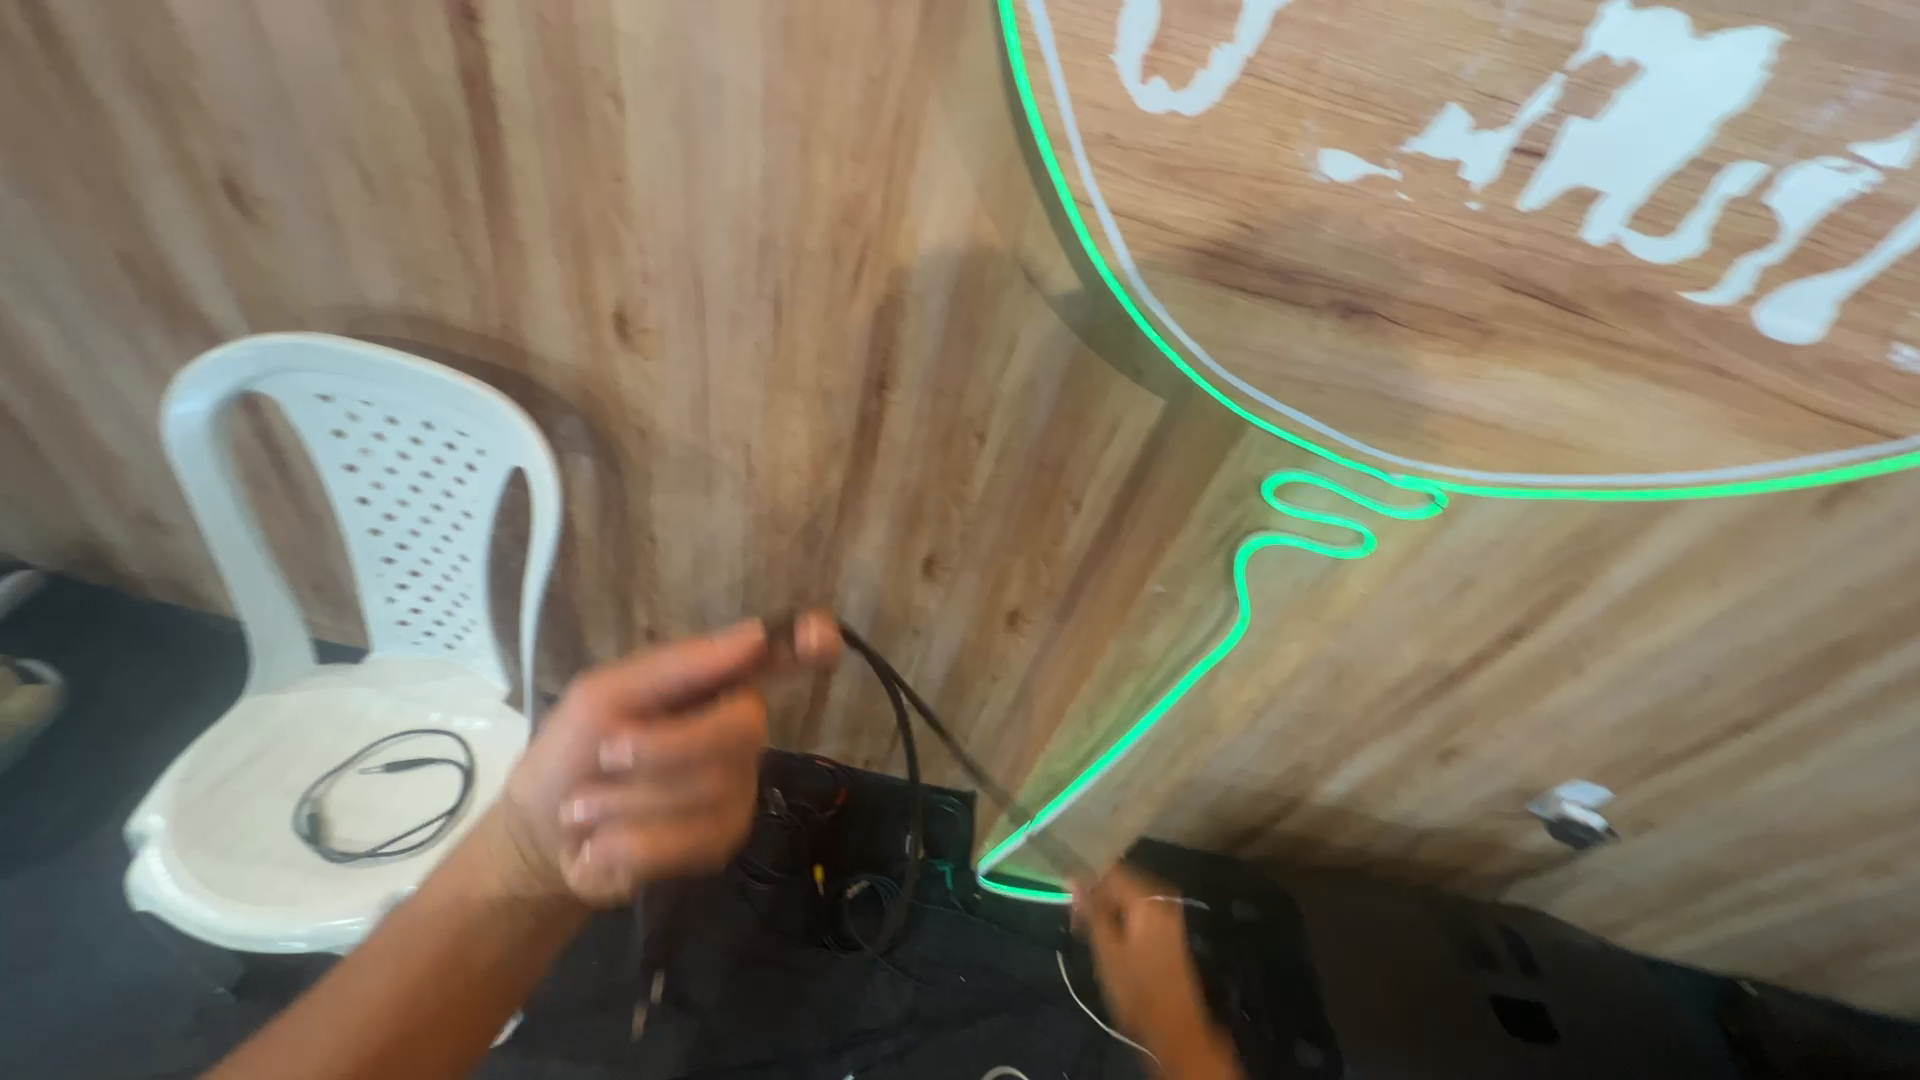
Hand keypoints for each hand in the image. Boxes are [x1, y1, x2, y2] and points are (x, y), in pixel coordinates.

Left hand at [486, 611, 842, 906]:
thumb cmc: (573, 751)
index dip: (805, 645)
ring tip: (588, 808)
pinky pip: (691, 838)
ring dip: (628, 801)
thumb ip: (676, 666)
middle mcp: (738, 730)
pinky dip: (630, 844)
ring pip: (710, 788)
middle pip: (743, 727)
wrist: (542, 839)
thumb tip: (755, 634)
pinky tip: (606, 844)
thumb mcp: (603, 697)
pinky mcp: (723, 839)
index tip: (821, 639)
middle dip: (666, 747)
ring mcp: (737, 786)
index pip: (777, 657)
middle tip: (608, 756)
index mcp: (712, 684)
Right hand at [1075, 866, 1242, 1078]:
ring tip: (1090, 932)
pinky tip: (1109, 937)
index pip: (1110, 872)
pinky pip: (1138, 910)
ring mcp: (1168, 913)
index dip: (1086, 884)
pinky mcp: (1168, 929)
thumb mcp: (1106, 949)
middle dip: (1096, 898)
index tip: (1069, 907)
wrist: (1176, 1029)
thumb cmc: (1137, 990)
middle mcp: (1161, 898)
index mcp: (1148, 898)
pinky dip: (1121, 918)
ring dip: (1107, 909)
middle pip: (1120, 882)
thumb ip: (1091, 910)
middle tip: (1078, 923)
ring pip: (1127, 897)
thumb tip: (1074, 879)